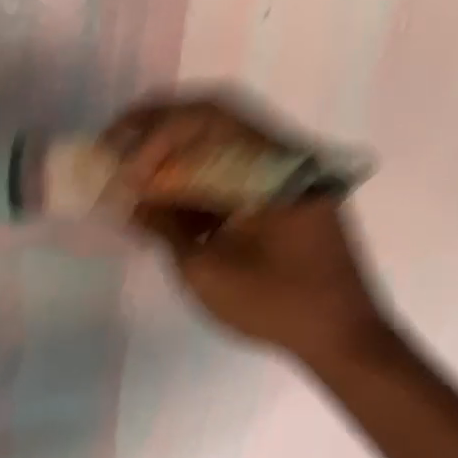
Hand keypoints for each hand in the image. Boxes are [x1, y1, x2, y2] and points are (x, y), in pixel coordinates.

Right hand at [109, 97, 395, 363]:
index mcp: (273, 165)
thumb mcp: (205, 269)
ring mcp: (288, 176)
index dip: (153, 135)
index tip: (121, 171)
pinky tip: (163, 200)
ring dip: (173, 154)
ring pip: (221, 144)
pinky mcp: (285, 198)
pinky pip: (234, 172)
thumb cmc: (275, 305)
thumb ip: (164, 226)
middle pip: (212, 119)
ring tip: (129, 173)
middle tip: (112, 142)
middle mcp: (284, 157)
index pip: (205, 118)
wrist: (345, 339)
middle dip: (156, 128)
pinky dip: (196, 178)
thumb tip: (129, 200)